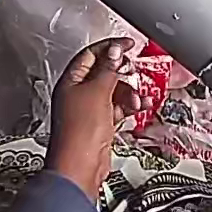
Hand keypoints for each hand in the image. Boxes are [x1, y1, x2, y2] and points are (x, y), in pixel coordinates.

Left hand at [46, 37, 140, 197]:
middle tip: (134, 71)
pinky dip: (129, 105)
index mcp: (71, 80)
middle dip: (122, 71)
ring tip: (138, 97)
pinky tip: (140, 106)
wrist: (81, 166)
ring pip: (113, 90)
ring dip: (128, 91)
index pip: (91, 54)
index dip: (110, 47)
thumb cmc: (80, 132)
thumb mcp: (99, 93)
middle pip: (103, 72)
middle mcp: (78, 93)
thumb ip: (109, 70)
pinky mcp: (100, 123)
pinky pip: (118, 108)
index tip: (128, 44)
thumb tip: (115, 51)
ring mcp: (89, 109)